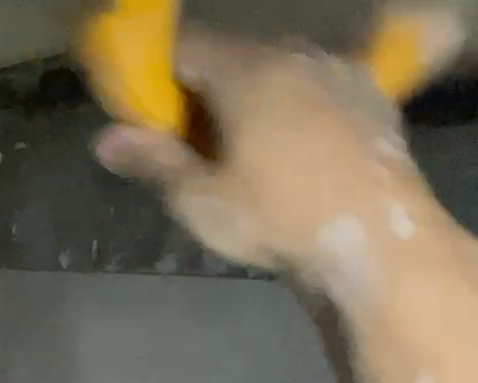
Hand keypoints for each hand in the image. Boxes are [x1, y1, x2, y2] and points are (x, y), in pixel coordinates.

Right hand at [92, 19, 462, 305]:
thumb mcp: (195, 196)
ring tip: (220, 141)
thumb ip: (152, 159)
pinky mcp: (367, 96)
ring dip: (239, 96)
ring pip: (273, 70)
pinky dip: (280, 104)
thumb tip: (104, 138)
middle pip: (233, 56)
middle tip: (172, 133)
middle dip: (196, 88)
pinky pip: (307, 85)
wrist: (372, 238)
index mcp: (252, 74)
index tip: (134, 108)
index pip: (190, 49)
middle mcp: (300, 58)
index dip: (154, 74)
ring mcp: (341, 73)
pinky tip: (271, 141)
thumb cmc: (273, 214)